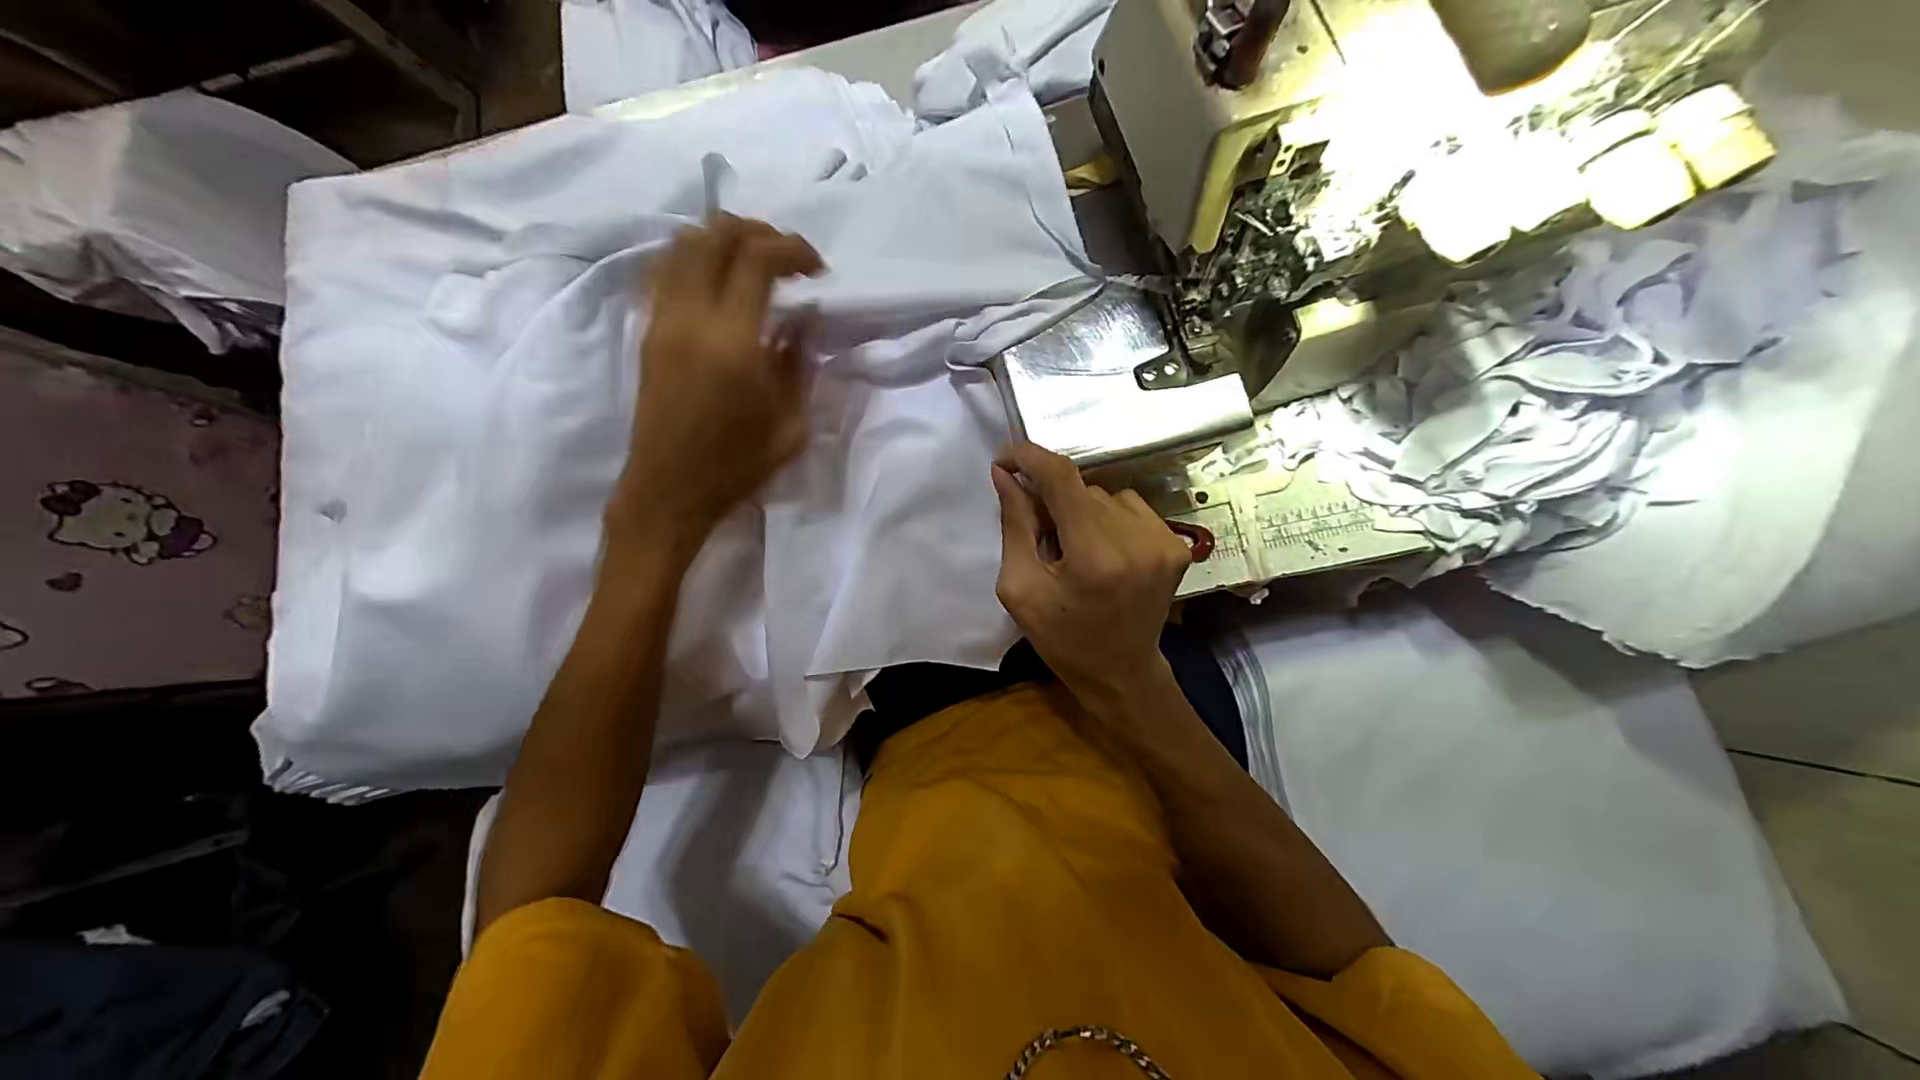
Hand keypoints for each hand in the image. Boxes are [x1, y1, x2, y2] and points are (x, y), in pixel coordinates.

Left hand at [613, 215, 824, 549]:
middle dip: (760, 233)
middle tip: (788, 259)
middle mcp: (691, 317)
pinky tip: (718, 279)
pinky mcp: (647, 330)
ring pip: (684, 244)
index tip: (817, 270)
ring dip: (724, 239)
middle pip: (717, 235)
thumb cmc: (737, 465)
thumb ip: (800, 363)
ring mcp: (662, 320)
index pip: (758, 258)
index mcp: (733, 342)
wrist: (670, 490)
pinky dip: (694, 257)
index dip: (793, 249)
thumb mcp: (790, 424)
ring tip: (754, 263)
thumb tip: (803, 319)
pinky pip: (665, 269)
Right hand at [992, 441, 1192, 707]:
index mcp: (1093, 555)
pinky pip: (1131, 506)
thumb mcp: (1020, 587)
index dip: (1030, 458)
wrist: (1121, 671)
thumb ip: (1014, 525)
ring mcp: (1162, 541)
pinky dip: (1109, 519)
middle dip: (1052, 501)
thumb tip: (1005, 474)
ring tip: (1075, 549)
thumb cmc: (1062, 637)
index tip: (1006, 458)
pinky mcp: (1175, 545)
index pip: (1061, 477)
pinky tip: (1102, 550)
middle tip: (1040, 534)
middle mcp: (1135, 540)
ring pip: (1105, 495)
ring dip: (1081, 511)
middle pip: (1080, 488)